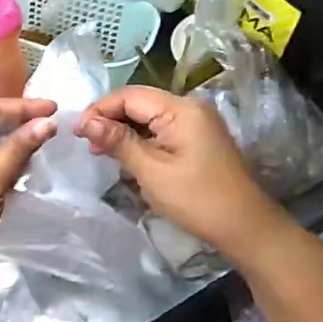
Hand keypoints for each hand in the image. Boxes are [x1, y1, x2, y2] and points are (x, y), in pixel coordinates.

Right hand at [76, 87, 288, 261]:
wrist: (246, 226)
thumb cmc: (197, 199)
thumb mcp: (152, 171)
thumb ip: (118, 142)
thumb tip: (85, 122)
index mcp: (181, 108)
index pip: (130, 95)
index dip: (100, 109)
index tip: (76, 131)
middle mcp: (190, 106)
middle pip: (140, 101)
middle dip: (110, 118)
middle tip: (86, 142)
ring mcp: (197, 121)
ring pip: (149, 115)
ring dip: (124, 129)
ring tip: (100, 150)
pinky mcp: (199, 137)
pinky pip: (162, 127)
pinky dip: (141, 138)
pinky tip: (126, 153)